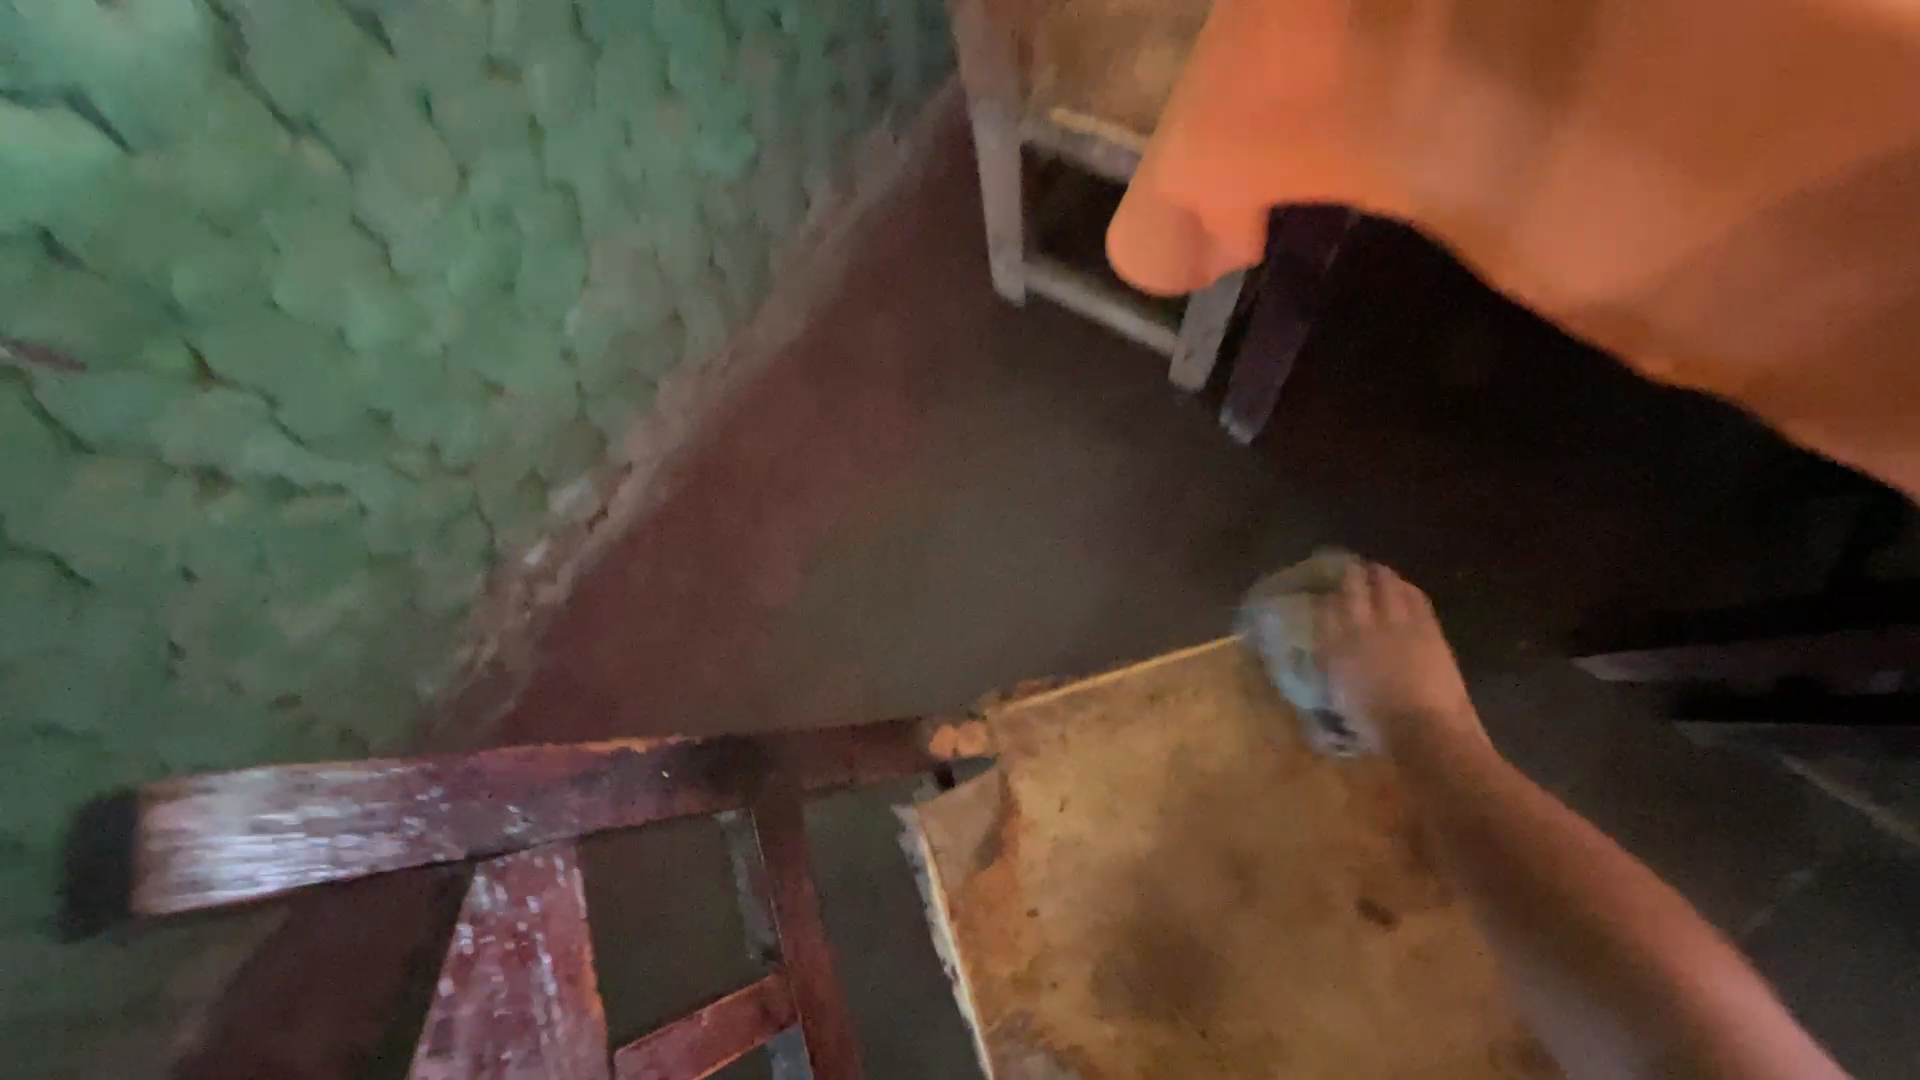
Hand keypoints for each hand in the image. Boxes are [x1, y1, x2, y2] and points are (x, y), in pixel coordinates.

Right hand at [1317, 561, 1485, 750]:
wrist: (1424, 729)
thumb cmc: (1376, 725)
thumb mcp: (1341, 698)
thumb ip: (1334, 669)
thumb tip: (1332, 654)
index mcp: (1336, 648)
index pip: (1325, 612)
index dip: (1326, 600)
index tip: (1325, 594)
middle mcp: (1362, 628)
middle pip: (1354, 591)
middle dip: (1350, 577)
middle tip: (1350, 567)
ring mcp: (1397, 625)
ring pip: (1386, 588)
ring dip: (1381, 576)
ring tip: (1378, 570)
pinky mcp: (1427, 629)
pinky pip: (1415, 599)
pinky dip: (1408, 589)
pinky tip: (1406, 586)